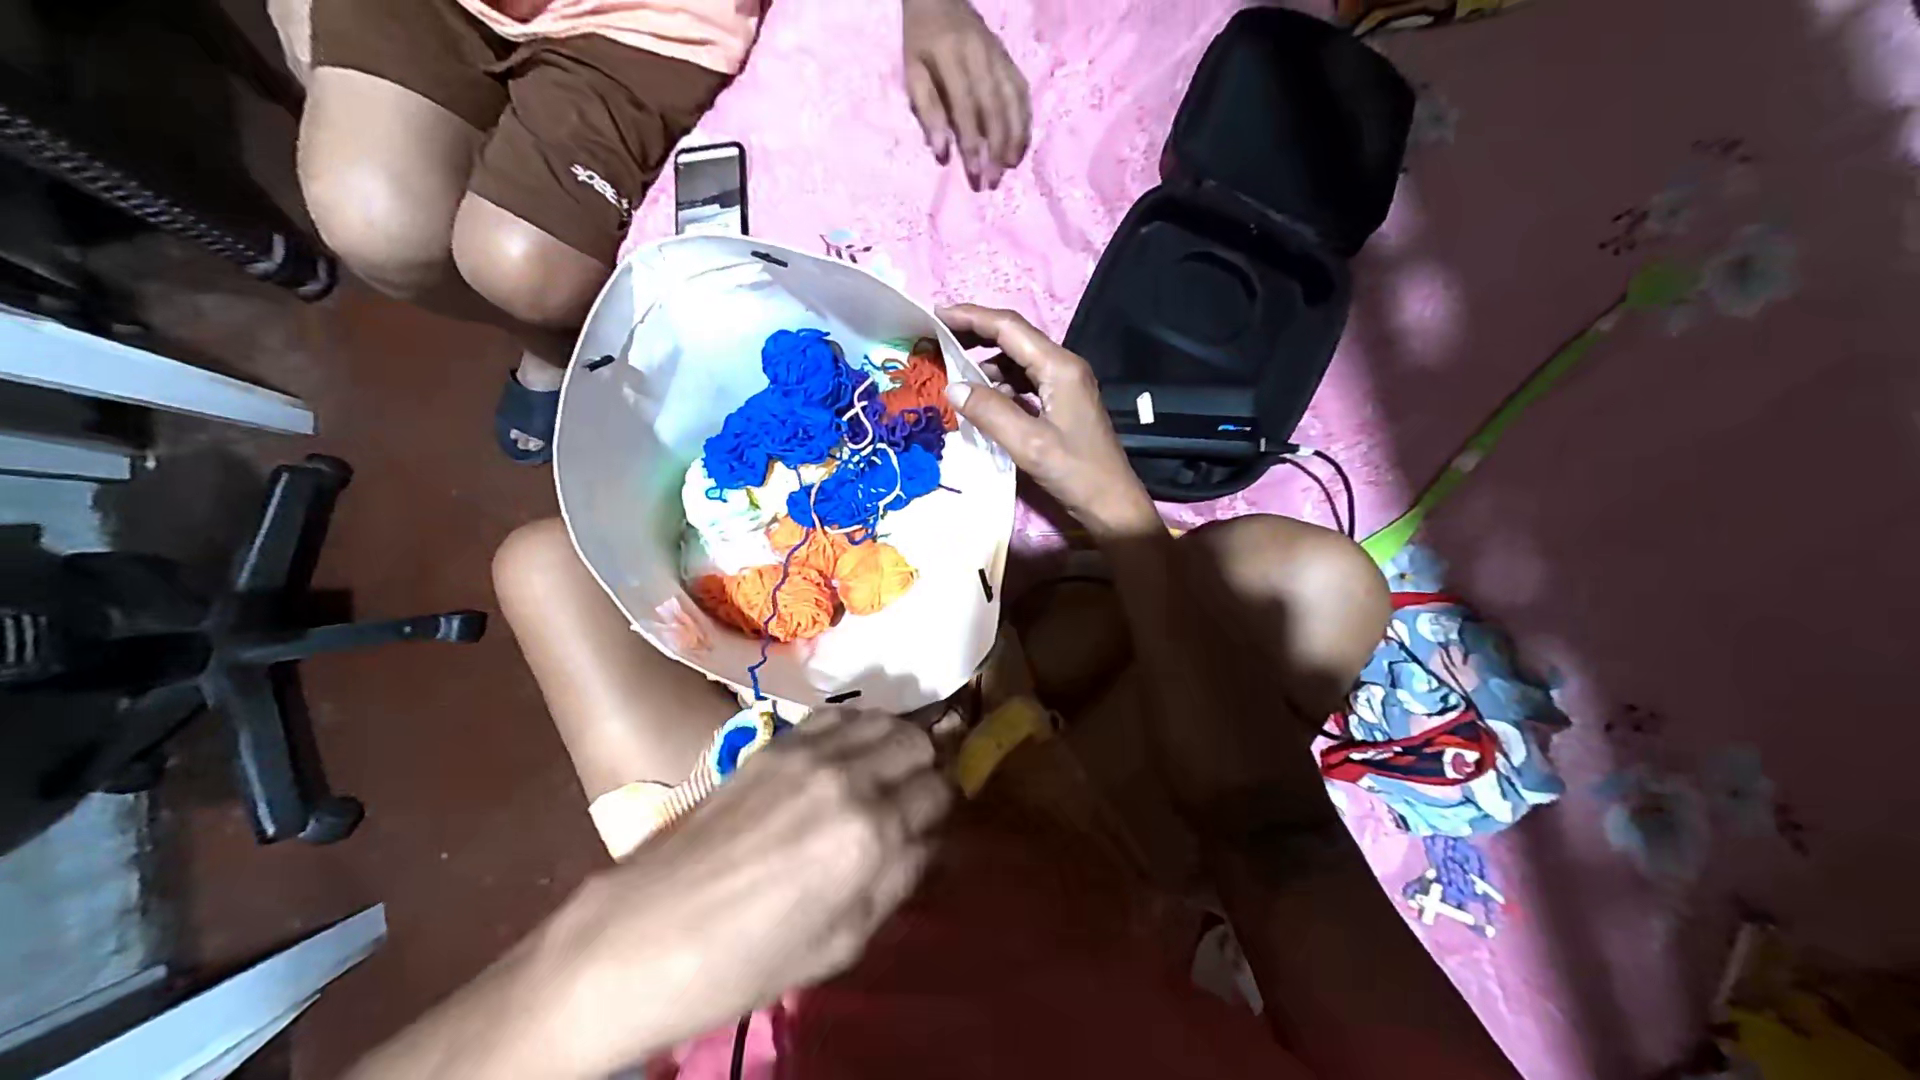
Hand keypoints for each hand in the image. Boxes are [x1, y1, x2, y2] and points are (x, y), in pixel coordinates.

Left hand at [538, 710, 951, 1075]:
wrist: (649, 933)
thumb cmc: (751, 959)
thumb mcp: (845, 941)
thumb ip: (899, 878)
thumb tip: (930, 838)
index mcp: (871, 834)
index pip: (939, 791)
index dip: (942, 808)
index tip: (932, 822)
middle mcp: (848, 777)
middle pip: (918, 742)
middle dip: (925, 768)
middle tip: (910, 796)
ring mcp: (809, 752)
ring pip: (882, 718)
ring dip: (894, 741)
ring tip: (883, 770)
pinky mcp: (777, 743)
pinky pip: (837, 715)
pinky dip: (856, 728)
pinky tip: (846, 754)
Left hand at [902, 0, 1030, 189]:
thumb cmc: (921, 42)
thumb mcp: (912, 73)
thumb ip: (927, 112)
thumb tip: (942, 155)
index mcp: (952, 58)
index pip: (966, 109)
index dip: (972, 146)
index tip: (975, 177)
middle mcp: (981, 56)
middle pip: (995, 109)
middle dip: (996, 150)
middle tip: (993, 181)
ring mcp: (999, 57)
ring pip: (1014, 102)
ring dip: (1015, 139)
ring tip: (1010, 167)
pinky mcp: (1009, 60)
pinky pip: (1022, 93)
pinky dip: (1024, 121)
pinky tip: (1020, 145)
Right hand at [938, 304, 1158, 536]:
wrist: (1111, 503)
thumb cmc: (1076, 473)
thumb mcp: (1029, 444)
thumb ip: (990, 412)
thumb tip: (953, 387)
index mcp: (1060, 367)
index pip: (1009, 327)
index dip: (971, 317)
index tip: (936, 315)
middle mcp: (1063, 367)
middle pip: (1013, 337)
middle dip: (975, 334)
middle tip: (938, 338)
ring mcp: (1064, 385)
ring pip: (1018, 360)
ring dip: (986, 362)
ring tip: (953, 372)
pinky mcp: (1062, 403)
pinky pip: (1025, 382)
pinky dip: (1000, 384)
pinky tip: (982, 399)